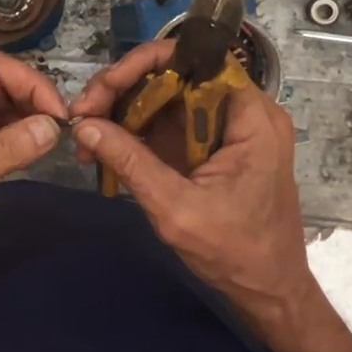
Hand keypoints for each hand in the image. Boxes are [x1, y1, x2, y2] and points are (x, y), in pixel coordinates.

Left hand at [0, 53, 66, 295]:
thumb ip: (2, 152)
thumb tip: (52, 126)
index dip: (28, 83)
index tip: (58, 113)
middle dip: (33, 99)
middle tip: (65, 129)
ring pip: (1, 111)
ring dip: (30, 118)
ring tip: (58, 139)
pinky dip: (21, 140)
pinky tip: (39, 151)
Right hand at [67, 40, 312, 317]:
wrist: (268, 292)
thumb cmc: (236, 252)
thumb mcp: (175, 207)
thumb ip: (130, 161)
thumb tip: (83, 125)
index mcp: (250, 117)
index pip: (194, 59)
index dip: (143, 63)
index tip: (103, 89)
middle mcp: (241, 111)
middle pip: (174, 74)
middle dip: (122, 89)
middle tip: (83, 114)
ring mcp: (225, 128)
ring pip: (165, 96)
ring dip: (122, 110)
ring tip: (86, 133)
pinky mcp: (209, 145)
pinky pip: (167, 121)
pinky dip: (134, 130)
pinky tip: (103, 147)